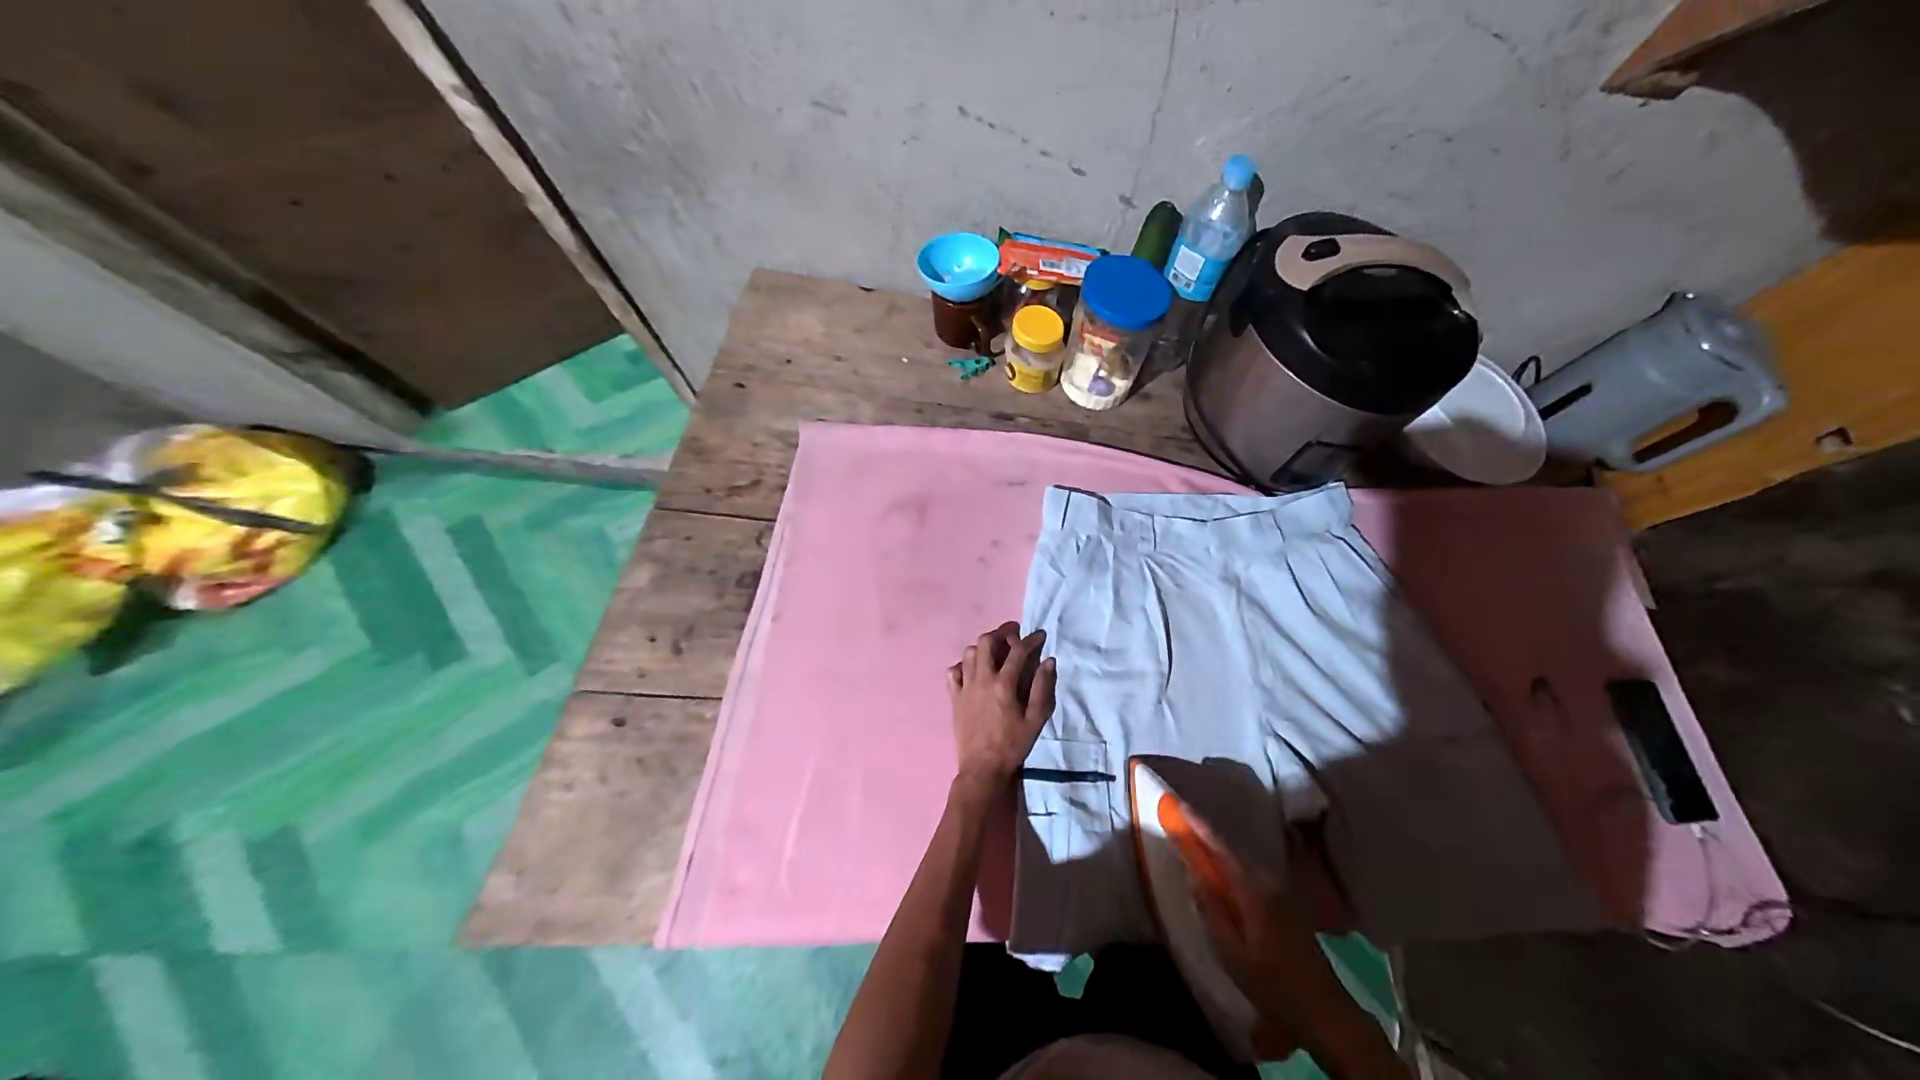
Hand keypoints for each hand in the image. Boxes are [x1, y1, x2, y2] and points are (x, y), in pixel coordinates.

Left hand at [947, 622, 1055, 786]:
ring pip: (969, 653)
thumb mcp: (1035, 719)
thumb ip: (1042, 688)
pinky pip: (954, 671)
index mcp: (1003, 684)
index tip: (1040, 636)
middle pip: (986, 642)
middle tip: (1013, 634)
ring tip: (995, 651)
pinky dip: (964, 665)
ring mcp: (965, 686)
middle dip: (1001, 632)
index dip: (1030, 640)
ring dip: (983, 646)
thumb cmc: (1013, 744)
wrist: (983, 767)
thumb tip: (1048, 661)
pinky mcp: (954, 697)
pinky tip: (973, 671)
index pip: (1018, 651)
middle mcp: (982, 679)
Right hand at [1189, 831, 1347, 1030]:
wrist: (1323, 1008)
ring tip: (1198, 844)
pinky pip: (1253, 873)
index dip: (1198, 827)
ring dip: (1220, 852)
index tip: (1179, 806)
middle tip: (1182, 823)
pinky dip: (1234, 866)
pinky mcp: (1287, 902)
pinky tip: (1224, 873)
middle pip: (1232, 851)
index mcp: (1253, 891)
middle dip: (1206, 835)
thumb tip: (1193, 873)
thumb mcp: (1231, 952)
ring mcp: (1282, 890)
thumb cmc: (1272, 983)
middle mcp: (1269, 882)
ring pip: (1243, 862)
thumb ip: (1211, 909)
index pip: (1220, 850)